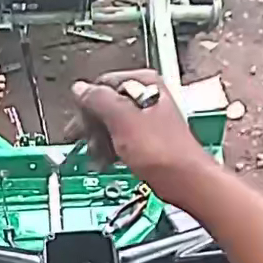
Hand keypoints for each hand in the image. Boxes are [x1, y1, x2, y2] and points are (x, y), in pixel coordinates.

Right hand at [68, 71, 219, 191]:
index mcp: (143, 83)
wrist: (184, 179)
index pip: (102, 85)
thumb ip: (98, 99)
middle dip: (93, 127)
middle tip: (84, 144)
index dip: (86, 106)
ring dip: (101, 142)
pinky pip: (124, 140)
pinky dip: (113, 150)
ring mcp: (149, 119)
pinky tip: (108, 162)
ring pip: (114, 125)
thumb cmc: (161, 151)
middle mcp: (147, 96)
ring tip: (97, 157)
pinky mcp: (150, 140)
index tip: (77, 126)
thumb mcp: (121, 119)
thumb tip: (80, 89)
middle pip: (107, 106)